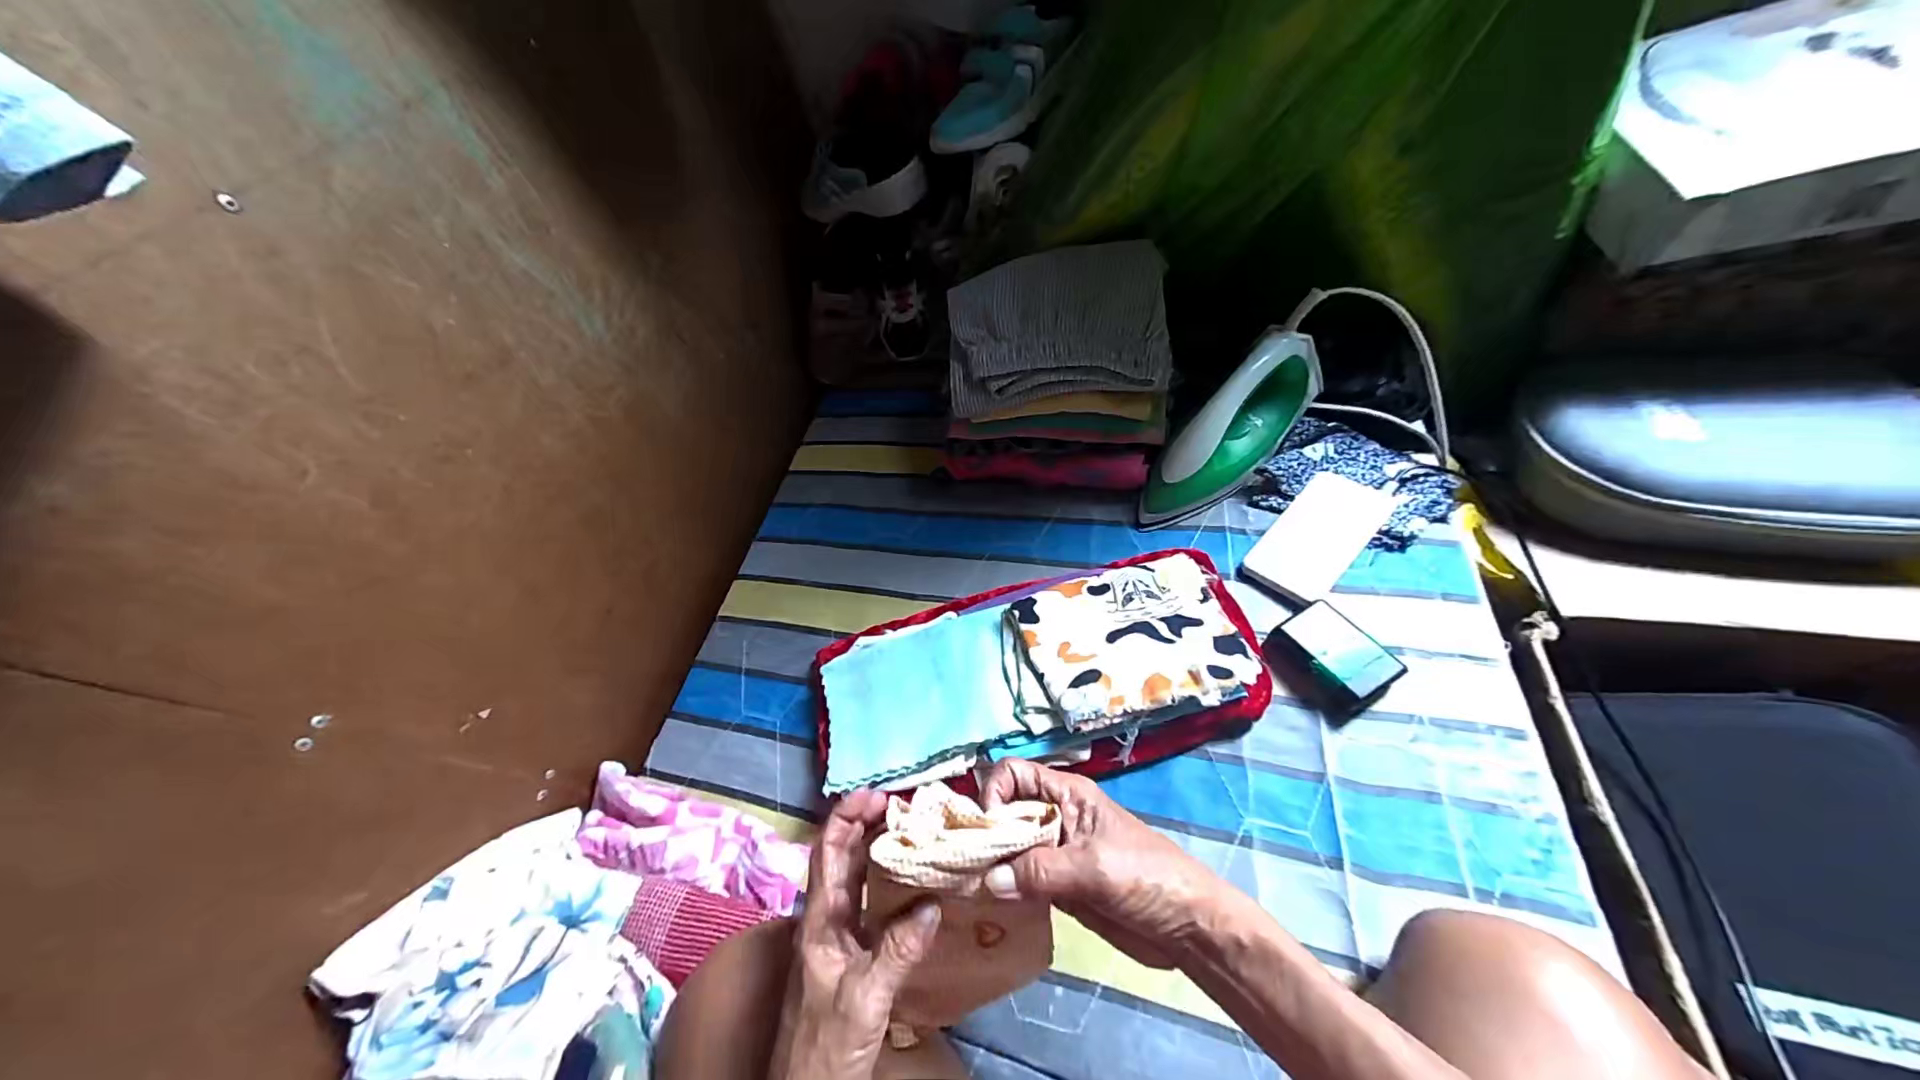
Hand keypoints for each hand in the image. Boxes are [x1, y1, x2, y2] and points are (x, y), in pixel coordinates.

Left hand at [768, 789, 941, 1079]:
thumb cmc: (825, 1046)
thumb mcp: (864, 998)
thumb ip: (896, 951)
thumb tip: (931, 902)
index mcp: (819, 920)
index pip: (827, 852)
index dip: (846, 817)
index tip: (876, 796)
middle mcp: (827, 919)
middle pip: (841, 857)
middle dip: (865, 825)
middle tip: (902, 806)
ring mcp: (840, 936)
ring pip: (856, 879)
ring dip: (877, 850)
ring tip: (912, 831)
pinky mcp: (854, 954)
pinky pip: (871, 906)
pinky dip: (889, 884)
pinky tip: (913, 882)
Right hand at [979, 758, 1219, 968]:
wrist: (1186, 926)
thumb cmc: (1146, 877)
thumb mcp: (1093, 867)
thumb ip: (1040, 870)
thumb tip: (987, 879)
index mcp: (1067, 794)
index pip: (1013, 774)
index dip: (994, 794)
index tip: (987, 829)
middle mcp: (1054, 817)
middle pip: (1005, 811)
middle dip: (984, 832)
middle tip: (964, 865)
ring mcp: (1055, 853)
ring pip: (1008, 846)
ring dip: (989, 864)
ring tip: (969, 889)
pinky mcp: (1057, 886)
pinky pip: (1018, 878)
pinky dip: (1002, 888)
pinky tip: (989, 905)